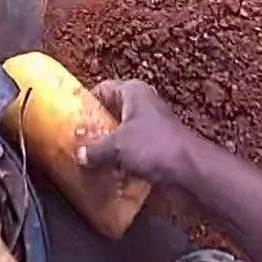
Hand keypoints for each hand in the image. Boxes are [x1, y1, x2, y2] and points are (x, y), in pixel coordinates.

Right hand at [77, 80, 198, 185]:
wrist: (189, 170)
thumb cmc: (153, 146)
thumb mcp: (117, 145)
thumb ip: (95, 149)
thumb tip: (79, 155)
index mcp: (133, 91)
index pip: (103, 88)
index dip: (87, 100)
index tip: (72, 115)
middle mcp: (142, 103)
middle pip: (112, 111)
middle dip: (97, 126)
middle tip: (78, 140)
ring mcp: (151, 124)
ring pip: (122, 131)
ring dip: (109, 145)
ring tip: (89, 159)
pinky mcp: (156, 145)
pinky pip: (133, 149)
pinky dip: (122, 159)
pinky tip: (109, 173)